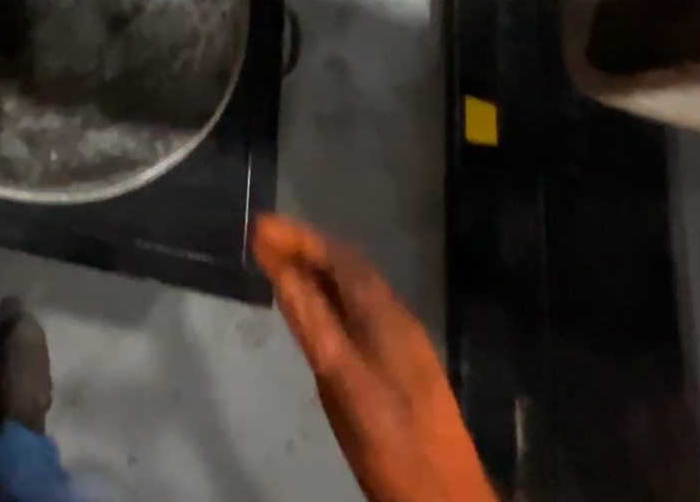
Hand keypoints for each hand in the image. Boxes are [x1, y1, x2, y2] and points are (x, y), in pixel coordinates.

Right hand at [254, 215, 495, 501]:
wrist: (442, 501)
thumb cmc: (388, 437)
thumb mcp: (339, 376)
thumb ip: (309, 317)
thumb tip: (275, 260)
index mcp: (387, 318)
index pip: (342, 257)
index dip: (300, 236)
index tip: (258, 225)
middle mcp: (396, 322)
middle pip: (348, 269)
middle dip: (303, 247)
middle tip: (258, 241)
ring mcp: (398, 345)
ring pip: (351, 290)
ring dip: (312, 270)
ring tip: (271, 264)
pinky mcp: (394, 367)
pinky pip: (353, 312)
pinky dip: (322, 296)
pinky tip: (303, 308)